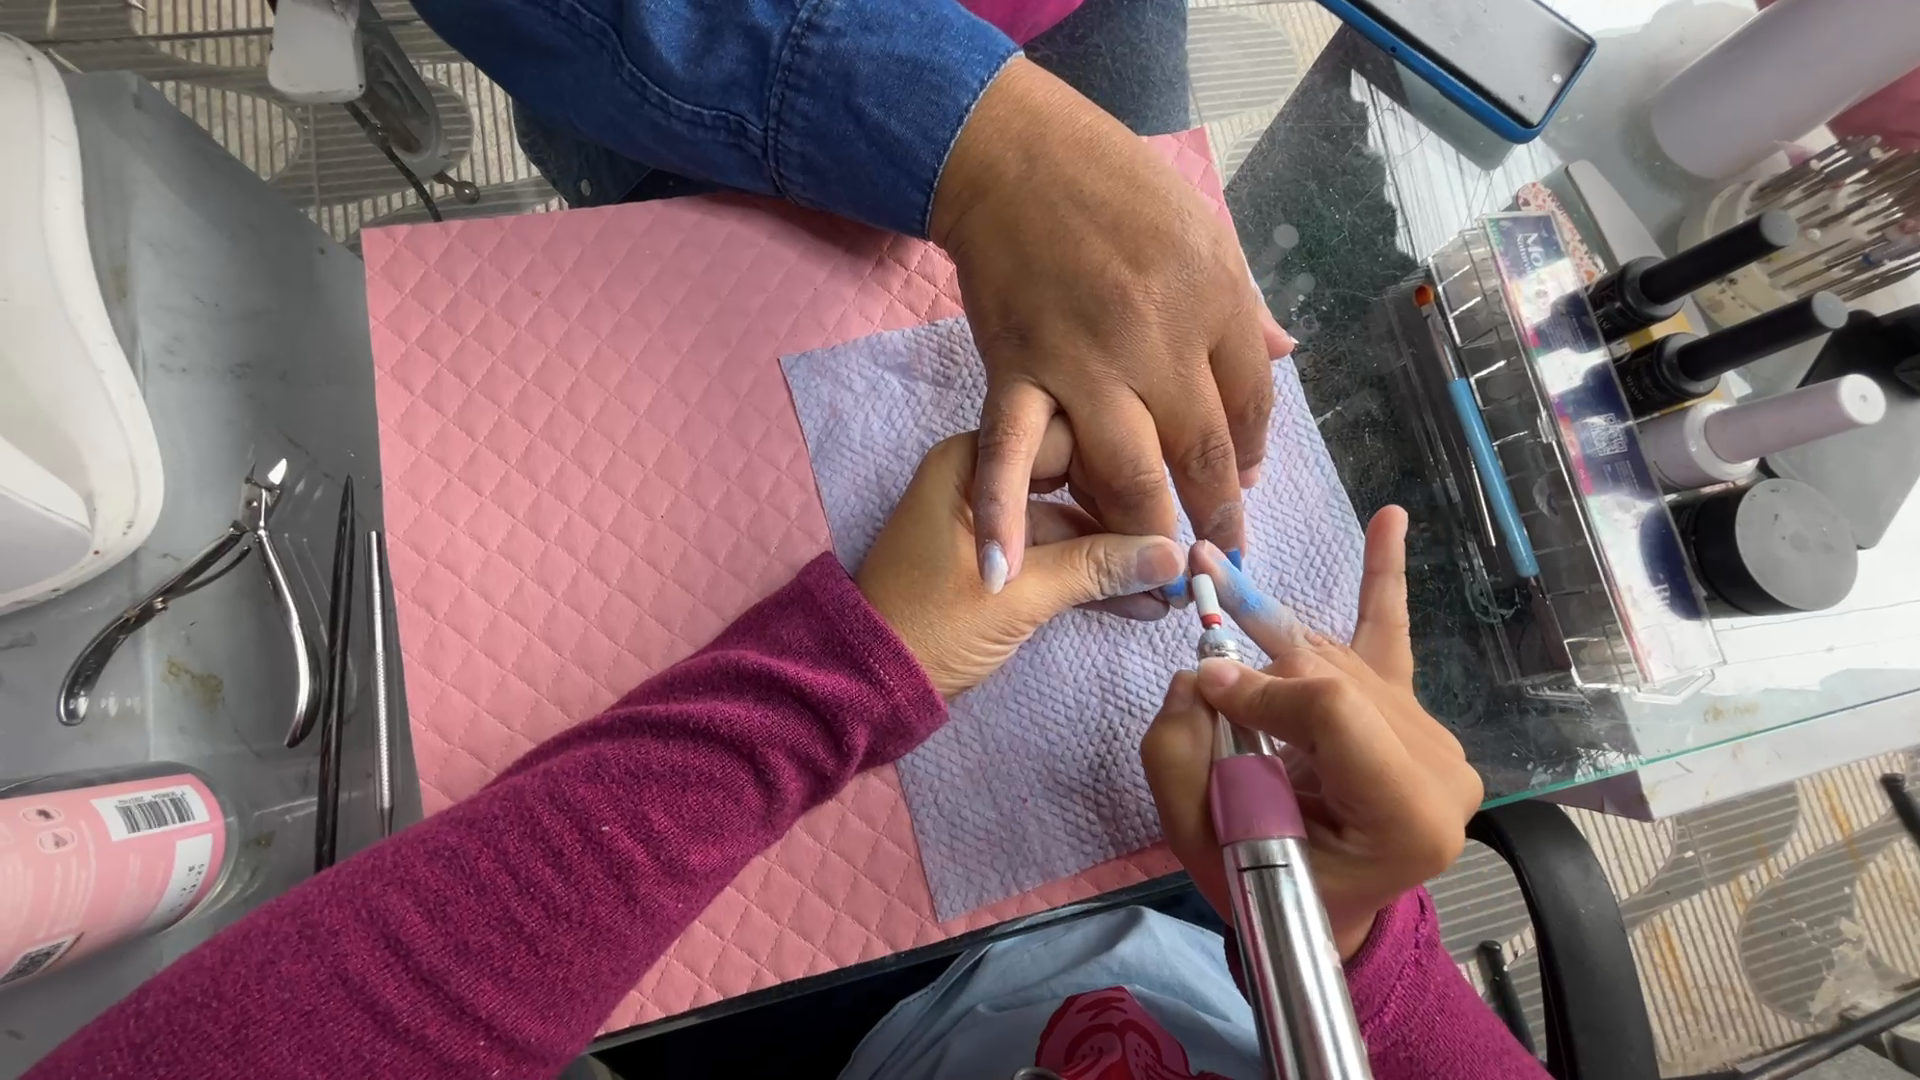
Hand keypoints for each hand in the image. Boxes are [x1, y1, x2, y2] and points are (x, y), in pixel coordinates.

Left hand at [857, 420, 1184, 697]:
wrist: (871, 680)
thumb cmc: (931, 624)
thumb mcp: (1017, 594)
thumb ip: (1097, 568)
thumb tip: (1176, 556)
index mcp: (972, 462)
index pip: (1065, 440)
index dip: (1121, 469)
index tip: (1173, 503)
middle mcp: (983, 478)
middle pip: (1072, 482)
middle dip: (1124, 522)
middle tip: (1179, 551)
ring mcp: (992, 521)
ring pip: (1068, 526)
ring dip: (1113, 560)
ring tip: (1169, 591)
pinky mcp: (998, 560)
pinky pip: (1052, 557)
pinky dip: (1087, 580)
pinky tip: (1138, 604)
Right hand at [930, 57, 1291, 599]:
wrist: (1018, 163)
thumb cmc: (1118, 190)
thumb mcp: (1206, 232)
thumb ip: (1245, 305)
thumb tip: (1285, 356)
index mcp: (1213, 300)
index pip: (1251, 404)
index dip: (1253, 458)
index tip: (1246, 488)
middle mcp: (1157, 341)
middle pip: (1199, 452)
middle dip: (1215, 515)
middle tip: (1217, 559)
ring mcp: (1083, 363)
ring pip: (1123, 471)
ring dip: (1142, 533)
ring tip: (1155, 577)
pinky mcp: (1017, 374)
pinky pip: (1011, 453)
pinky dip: (1003, 513)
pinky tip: (1002, 571)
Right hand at [1139, 508, 1483, 956]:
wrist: (1322, 903)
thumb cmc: (1262, 883)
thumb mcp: (1201, 839)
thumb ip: (1183, 757)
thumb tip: (1203, 674)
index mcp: (1408, 816)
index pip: (1333, 711)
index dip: (1262, 689)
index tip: (1205, 682)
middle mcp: (1440, 767)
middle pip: (1333, 672)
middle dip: (1257, 649)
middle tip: (1204, 584)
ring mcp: (1433, 734)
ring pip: (1336, 653)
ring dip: (1274, 628)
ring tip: (1225, 583)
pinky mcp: (1411, 712)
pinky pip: (1388, 634)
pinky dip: (1382, 575)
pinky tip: (1389, 520)